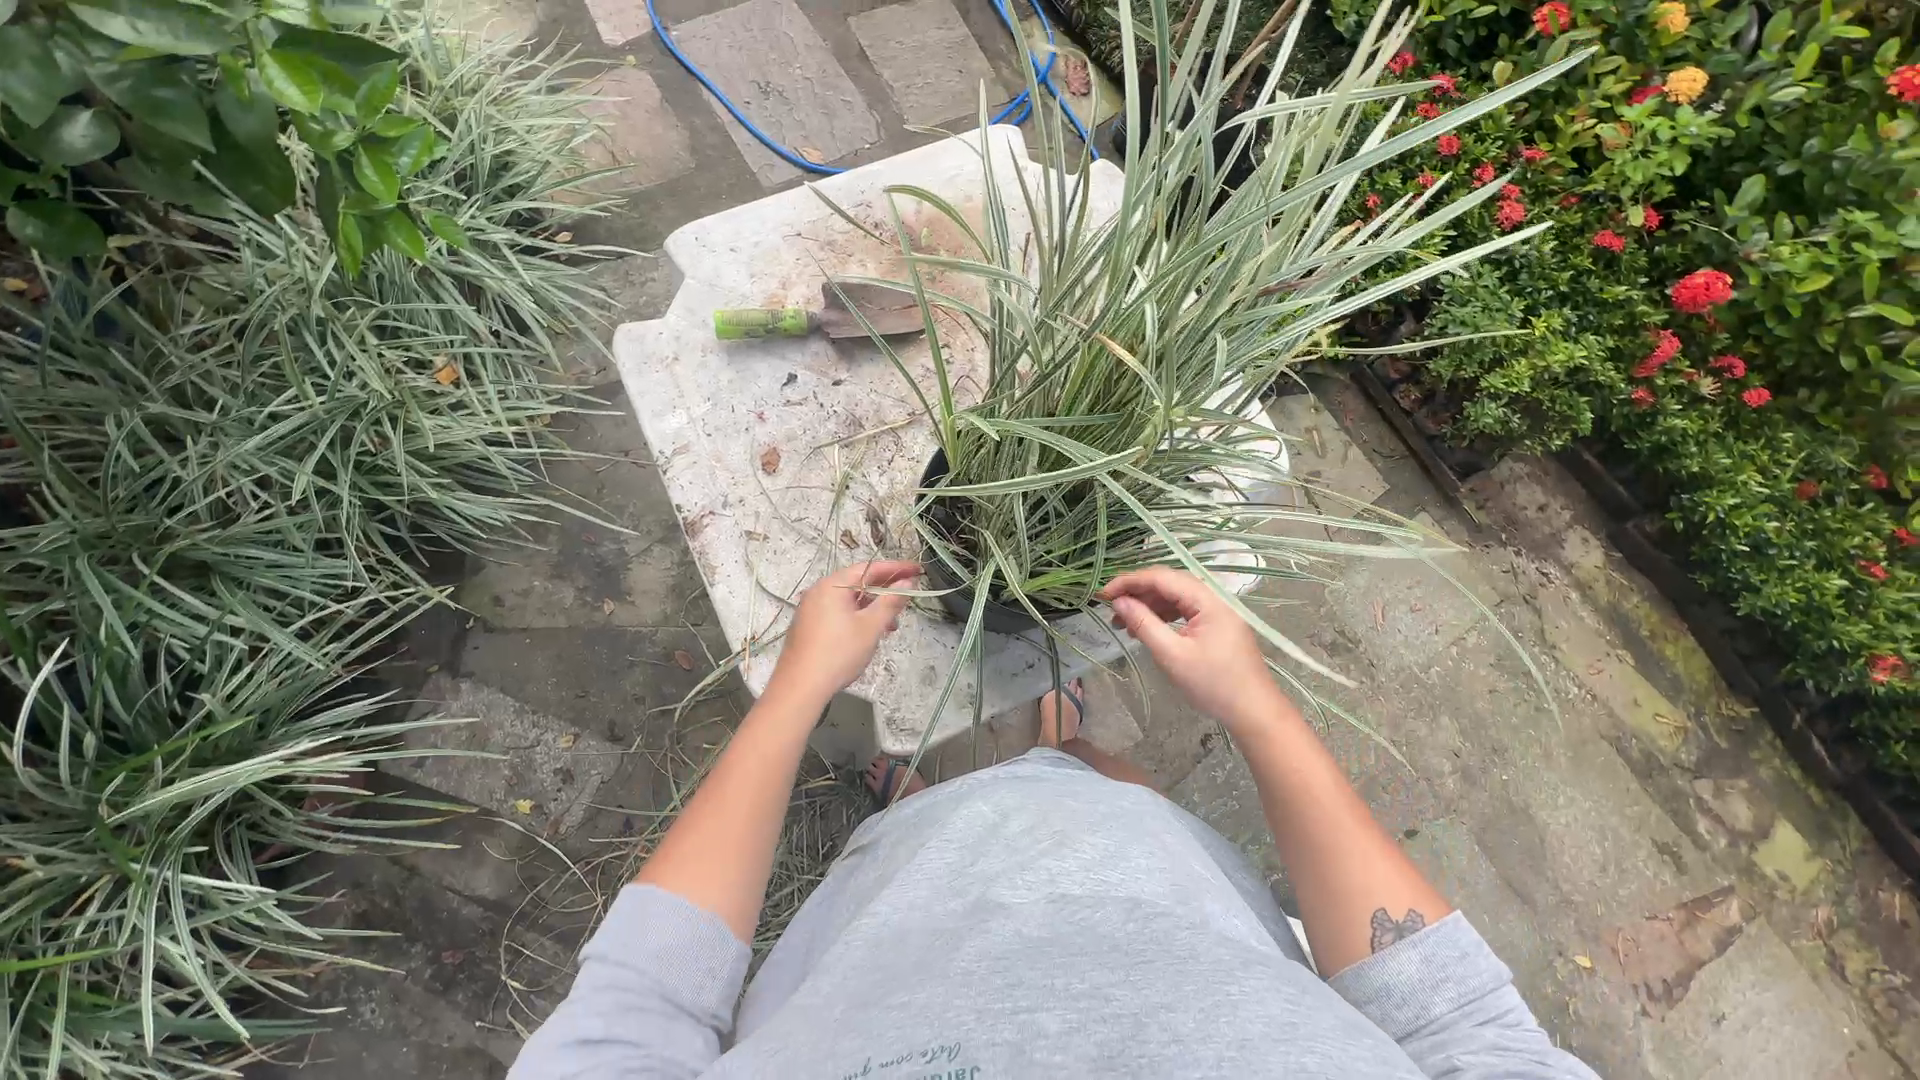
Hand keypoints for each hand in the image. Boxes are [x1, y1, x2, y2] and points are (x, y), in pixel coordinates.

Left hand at [768, 560, 919, 705]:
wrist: (800, 687)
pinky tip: (868, 635)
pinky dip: (857, 618)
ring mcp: (811, 609)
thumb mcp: (871, 627)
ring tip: (890, 627)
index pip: (870, 568)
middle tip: (906, 601)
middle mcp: (819, 591)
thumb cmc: (838, 653)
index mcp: (832, 586)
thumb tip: (907, 583)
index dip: (896, 568)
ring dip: (872, 609)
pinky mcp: (809, 626)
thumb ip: (890, 602)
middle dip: (885, 592)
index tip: (918, 570)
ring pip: (849, 601)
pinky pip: (838, 613)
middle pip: (858, 583)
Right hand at [1099, 566, 1284, 732]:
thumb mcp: (1172, 655)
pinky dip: (1163, 616)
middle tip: (1109, 608)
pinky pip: (1185, 611)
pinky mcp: (1217, 626)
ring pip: (1176, 597)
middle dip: (1137, 592)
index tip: (1104, 594)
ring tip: (1123, 623)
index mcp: (1208, 600)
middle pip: (1169, 583)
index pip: (1162, 577)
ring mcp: (1217, 612)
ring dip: (1148, 605)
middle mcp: (1214, 599)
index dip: (1129, 581)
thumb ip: (1144, 624)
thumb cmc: (1213, 685)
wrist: (1253, 711)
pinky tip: (1147, 629)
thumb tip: (1119, 602)